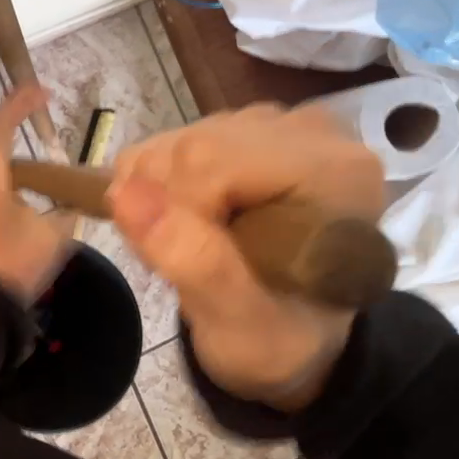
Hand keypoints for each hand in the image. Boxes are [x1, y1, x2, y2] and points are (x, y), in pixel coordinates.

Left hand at [0, 84, 76, 302]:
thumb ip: (68, 207)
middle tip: (38, 99)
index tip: (43, 92)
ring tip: (30, 119)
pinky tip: (23, 157)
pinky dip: (4, 151)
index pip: (0, 129)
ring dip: (6, 131)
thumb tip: (81, 194)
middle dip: (12, 112)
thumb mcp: (54, 234)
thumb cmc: (17, 263)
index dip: (19, 106)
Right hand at [108, 103, 385, 410]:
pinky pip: (164, 141)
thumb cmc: (276, 334)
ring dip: (156, 200)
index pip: (215, 161)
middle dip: (166, 207)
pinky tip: (182, 220)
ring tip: (184, 246)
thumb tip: (123, 196)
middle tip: (178, 261)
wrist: (289, 331)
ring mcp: (274, 123)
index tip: (189, 265)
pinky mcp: (240, 127)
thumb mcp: (240, 320)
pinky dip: (152, 186)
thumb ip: (193, 260)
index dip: (182, 210)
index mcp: (335, 170)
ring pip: (172, 143)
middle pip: (192, 146)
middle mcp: (310, 132)